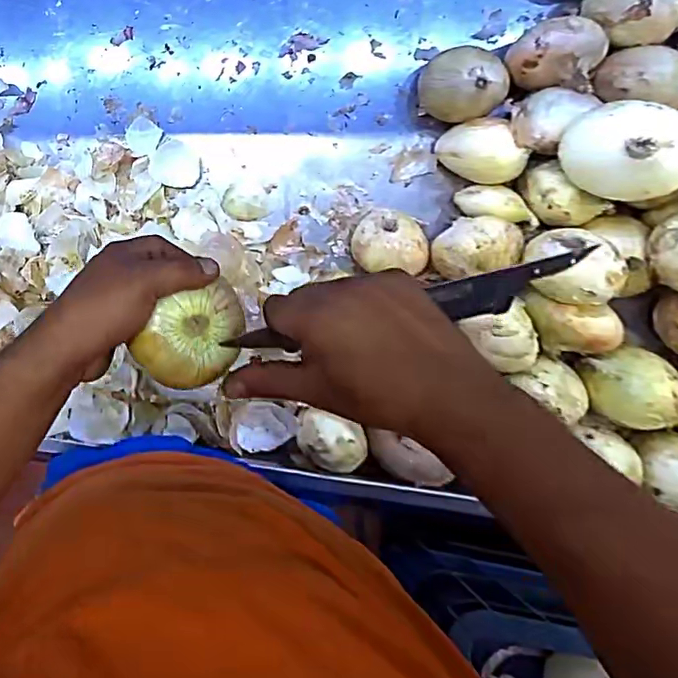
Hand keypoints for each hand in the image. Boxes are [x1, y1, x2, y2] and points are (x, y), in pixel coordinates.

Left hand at [23, 236, 217, 383]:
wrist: (68, 347)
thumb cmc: (106, 307)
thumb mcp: (147, 282)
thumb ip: (180, 272)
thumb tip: (212, 267)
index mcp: (122, 253)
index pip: (160, 246)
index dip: (184, 258)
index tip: (205, 277)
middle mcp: (115, 270)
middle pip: (154, 270)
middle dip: (178, 282)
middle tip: (200, 300)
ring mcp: (110, 297)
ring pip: (147, 296)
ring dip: (166, 305)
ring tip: (188, 319)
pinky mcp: (109, 322)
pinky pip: (138, 318)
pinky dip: (154, 324)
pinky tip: (166, 336)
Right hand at [221, 272, 506, 436]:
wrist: (451, 396)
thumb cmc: (375, 397)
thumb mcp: (316, 391)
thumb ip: (268, 380)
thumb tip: (227, 384)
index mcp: (308, 314)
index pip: (274, 309)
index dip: (282, 333)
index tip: (302, 354)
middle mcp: (334, 287)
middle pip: (305, 297)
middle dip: (310, 321)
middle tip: (334, 355)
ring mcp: (369, 280)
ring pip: (337, 291)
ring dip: (340, 311)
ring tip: (366, 345)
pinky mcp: (400, 279)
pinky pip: (370, 286)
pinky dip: (372, 303)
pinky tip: (390, 330)